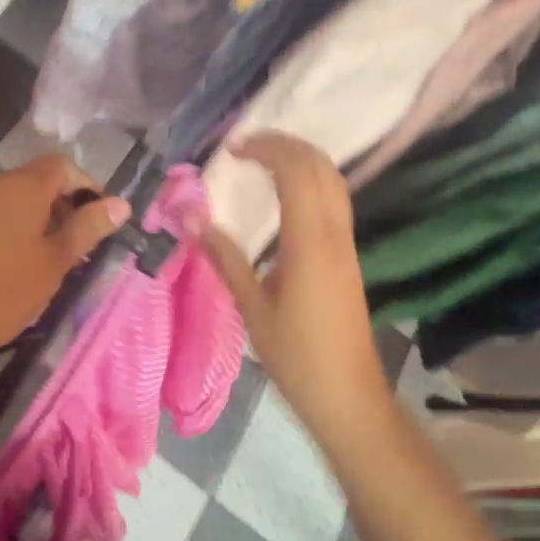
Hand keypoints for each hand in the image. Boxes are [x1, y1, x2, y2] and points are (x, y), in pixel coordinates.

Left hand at [0, 155, 129, 371]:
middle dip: (67, 206)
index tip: (101, 222)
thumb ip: (88, 228)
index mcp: (25, 185)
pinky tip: (21, 267)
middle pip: (41, 180)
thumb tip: (121, 203)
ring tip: (55, 261)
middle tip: (82, 247)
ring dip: (42, 221)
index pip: (64, 165)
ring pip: (19, 200)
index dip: (88, 186)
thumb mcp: (55, 262)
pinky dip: (17, 231)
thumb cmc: (3, 291)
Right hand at [202, 134, 391, 432]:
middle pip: (319, 165)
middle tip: (247, 145)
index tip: (233, 149)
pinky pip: (335, 197)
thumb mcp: (251, 308)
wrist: (349, 396)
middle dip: (284, 144)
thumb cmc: (297, 356)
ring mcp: (347, 242)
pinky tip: (286, 192)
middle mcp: (334, 232)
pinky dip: (311, 178)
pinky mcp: (349, 254)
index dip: (266, 148)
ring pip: (333, 178)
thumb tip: (190, 217)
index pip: (296, 171)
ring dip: (301, 158)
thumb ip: (224, 257)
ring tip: (263, 159)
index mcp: (310, 241)